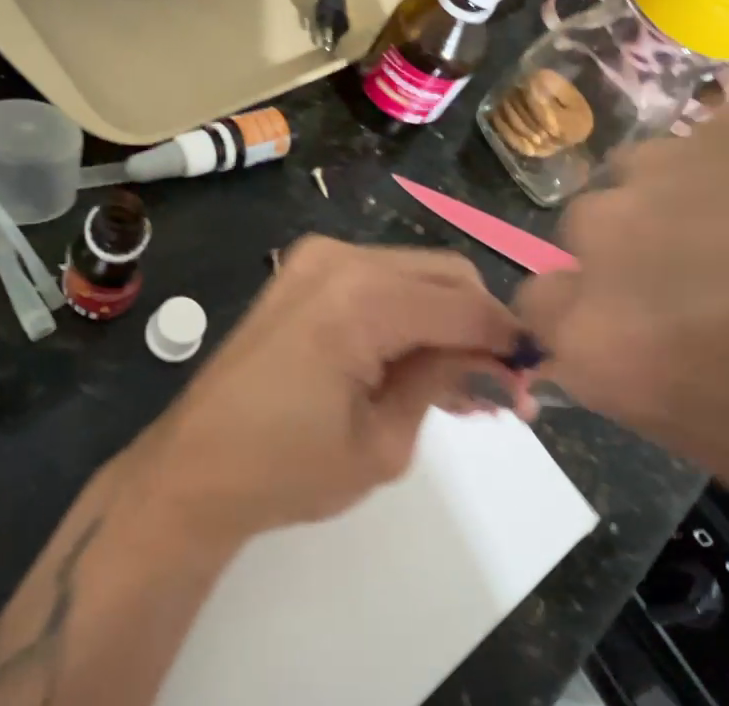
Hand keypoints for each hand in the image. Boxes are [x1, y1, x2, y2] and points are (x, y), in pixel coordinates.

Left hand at [134, 237, 527, 546]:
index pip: (464, 306)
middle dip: (480, 326)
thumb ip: (441, 384)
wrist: (193, 469)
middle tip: (500, 389)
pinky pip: (377, 282)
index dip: (508, 341)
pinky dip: (407, 315)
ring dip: (446, 320)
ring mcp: (314, 261)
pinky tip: (420, 364)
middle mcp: (339, 259)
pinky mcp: (301, 276)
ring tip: (464, 387)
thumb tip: (493, 362)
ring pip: (414, 275)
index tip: (535, 380)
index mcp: (360, 297)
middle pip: (444, 275)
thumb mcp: (382, 442)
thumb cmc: (285, 469)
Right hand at [513, 97, 728, 503]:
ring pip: (628, 200)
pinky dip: (720, 180)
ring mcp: (653, 172)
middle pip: (575, 257)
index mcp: (601, 343)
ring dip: (666, 223)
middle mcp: (600, 247)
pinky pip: (689, 159)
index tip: (633, 342)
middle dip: (621, 276)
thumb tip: (635, 369)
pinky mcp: (711, 121)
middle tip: (708, 294)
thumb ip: (662, 410)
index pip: (533, 324)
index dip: (581, 333)